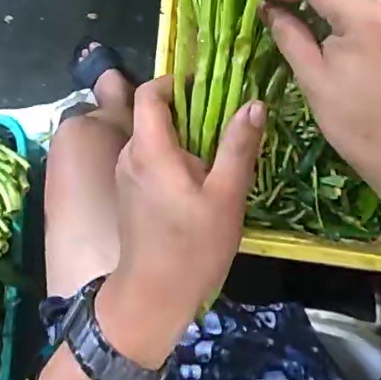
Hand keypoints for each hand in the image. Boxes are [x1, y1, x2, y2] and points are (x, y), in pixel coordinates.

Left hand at [98, 77, 263, 367]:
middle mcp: (130, 154)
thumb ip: (238, 147)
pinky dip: (171, 156)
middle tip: (222, 120)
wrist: (152, 298)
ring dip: (181, 136)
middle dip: (186, 110)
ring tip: (216, 153)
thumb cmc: (192, 247)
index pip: (149, 93)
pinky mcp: (129, 192)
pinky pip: (148, 158)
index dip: (174, 82)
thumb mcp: (226, 197)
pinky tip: (198, 180)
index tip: (205, 87)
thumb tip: (254, 104)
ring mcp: (126, 174)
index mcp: (150, 149)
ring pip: (151, 137)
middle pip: (152, 114)